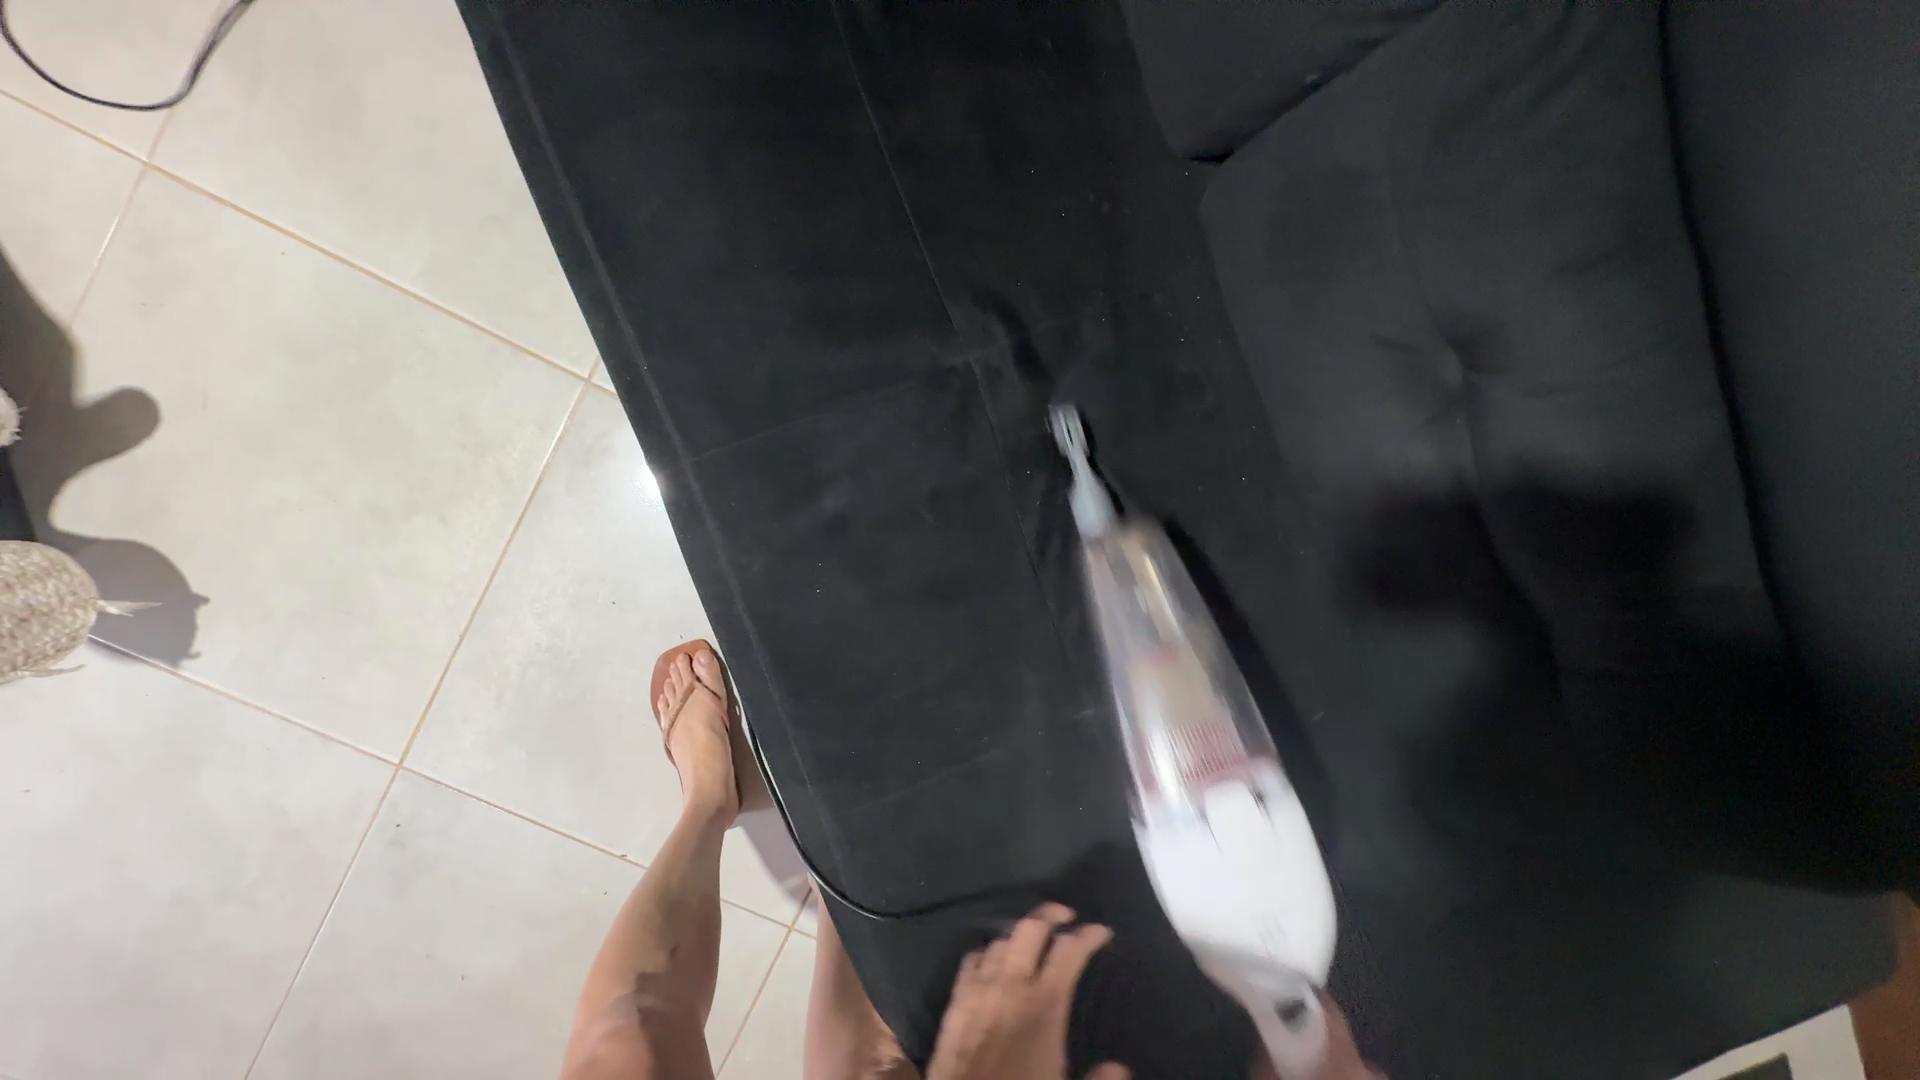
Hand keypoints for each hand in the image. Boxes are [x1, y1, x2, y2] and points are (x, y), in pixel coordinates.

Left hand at [925, 903, 1129, 1079]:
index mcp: (1044, 1004)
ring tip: (1032, 939)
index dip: (1089, 935)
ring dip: (1019, 934)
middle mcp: (1012, 984)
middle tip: (1066, 916)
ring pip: (1001, 940)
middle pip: (1031, 928)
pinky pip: (971, 960)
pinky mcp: (956, 1000)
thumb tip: (1121, 1069)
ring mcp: (980, 988)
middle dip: (1051, 913)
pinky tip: (993, 960)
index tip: (1102, 931)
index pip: (1070, 951)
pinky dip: (987, 953)